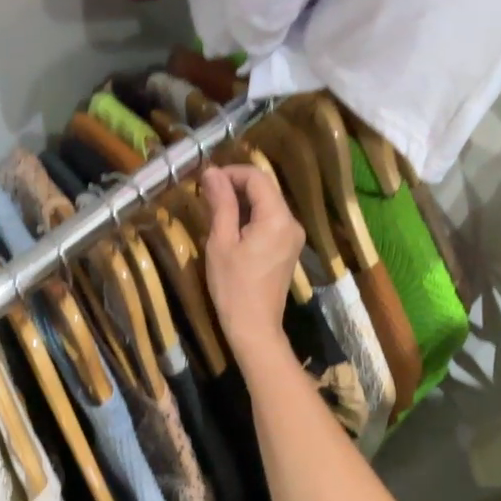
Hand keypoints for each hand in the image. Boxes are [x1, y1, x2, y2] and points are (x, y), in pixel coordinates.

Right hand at [201, 164, 304, 357]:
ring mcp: (294, 237)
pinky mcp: (289, 250)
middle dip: (236, 187)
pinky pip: (271, 223)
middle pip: (265, 189)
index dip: (231, 173)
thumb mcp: (221, 242)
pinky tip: (232, 229)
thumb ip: (220, 203)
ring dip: (243, 203)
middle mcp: (292, 222)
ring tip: (216, 212)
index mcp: (277, 217)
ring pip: (268, 206)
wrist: (254, 328)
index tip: (206, 181)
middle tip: (207, 196)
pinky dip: (252, 219)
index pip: (257, 177)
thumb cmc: (233, 287)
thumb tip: (212, 173)